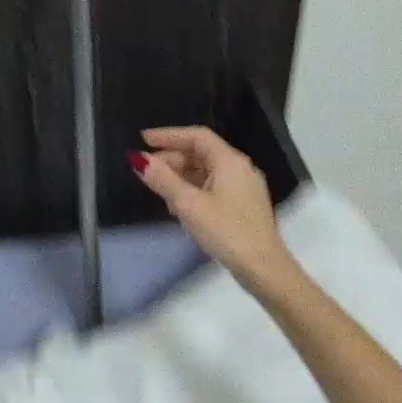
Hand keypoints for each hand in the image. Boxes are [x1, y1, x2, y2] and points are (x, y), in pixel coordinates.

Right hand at [129, 126, 293, 285]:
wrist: (262, 267)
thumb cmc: (225, 230)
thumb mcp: (188, 204)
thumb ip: (163, 180)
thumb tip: (139, 160)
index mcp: (229, 162)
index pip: (197, 136)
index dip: (168, 135)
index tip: (143, 139)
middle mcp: (239, 169)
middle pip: (201, 153)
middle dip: (171, 158)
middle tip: (145, 169)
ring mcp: (243, 187)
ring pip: (206, 171)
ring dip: (180, 175)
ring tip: (157, 188)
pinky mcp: (242, 205)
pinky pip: (212, 186)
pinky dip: (192, 188)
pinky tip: (178, 205)